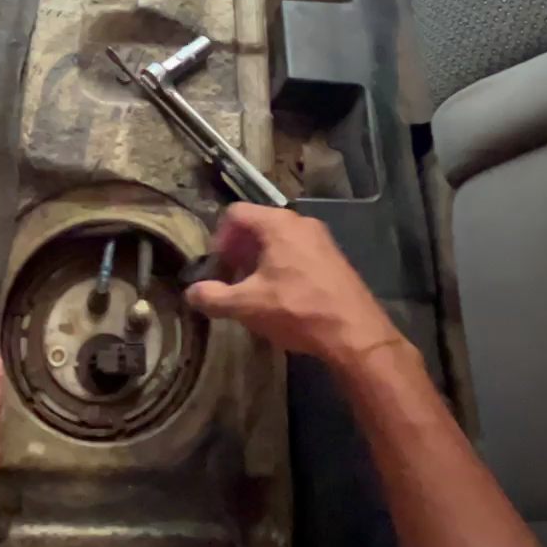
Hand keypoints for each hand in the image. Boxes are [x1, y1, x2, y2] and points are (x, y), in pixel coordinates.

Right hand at [185, 204, 405, 371]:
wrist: (355, 333)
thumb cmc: (297, 310)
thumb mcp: (248, 306)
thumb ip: (214, 297)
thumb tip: (191, 293)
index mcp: (277, 224)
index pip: (236, 213)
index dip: (220, 237)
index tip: (219, 265)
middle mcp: (300, 222)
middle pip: (258, 223)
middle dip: (240, 249)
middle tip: (233, 277)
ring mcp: (321, 238)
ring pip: (280, 238)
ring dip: (261, 258)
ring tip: (256, 289)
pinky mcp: (334, 257)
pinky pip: (298, 249)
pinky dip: (283, 264)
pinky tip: (283, 295)